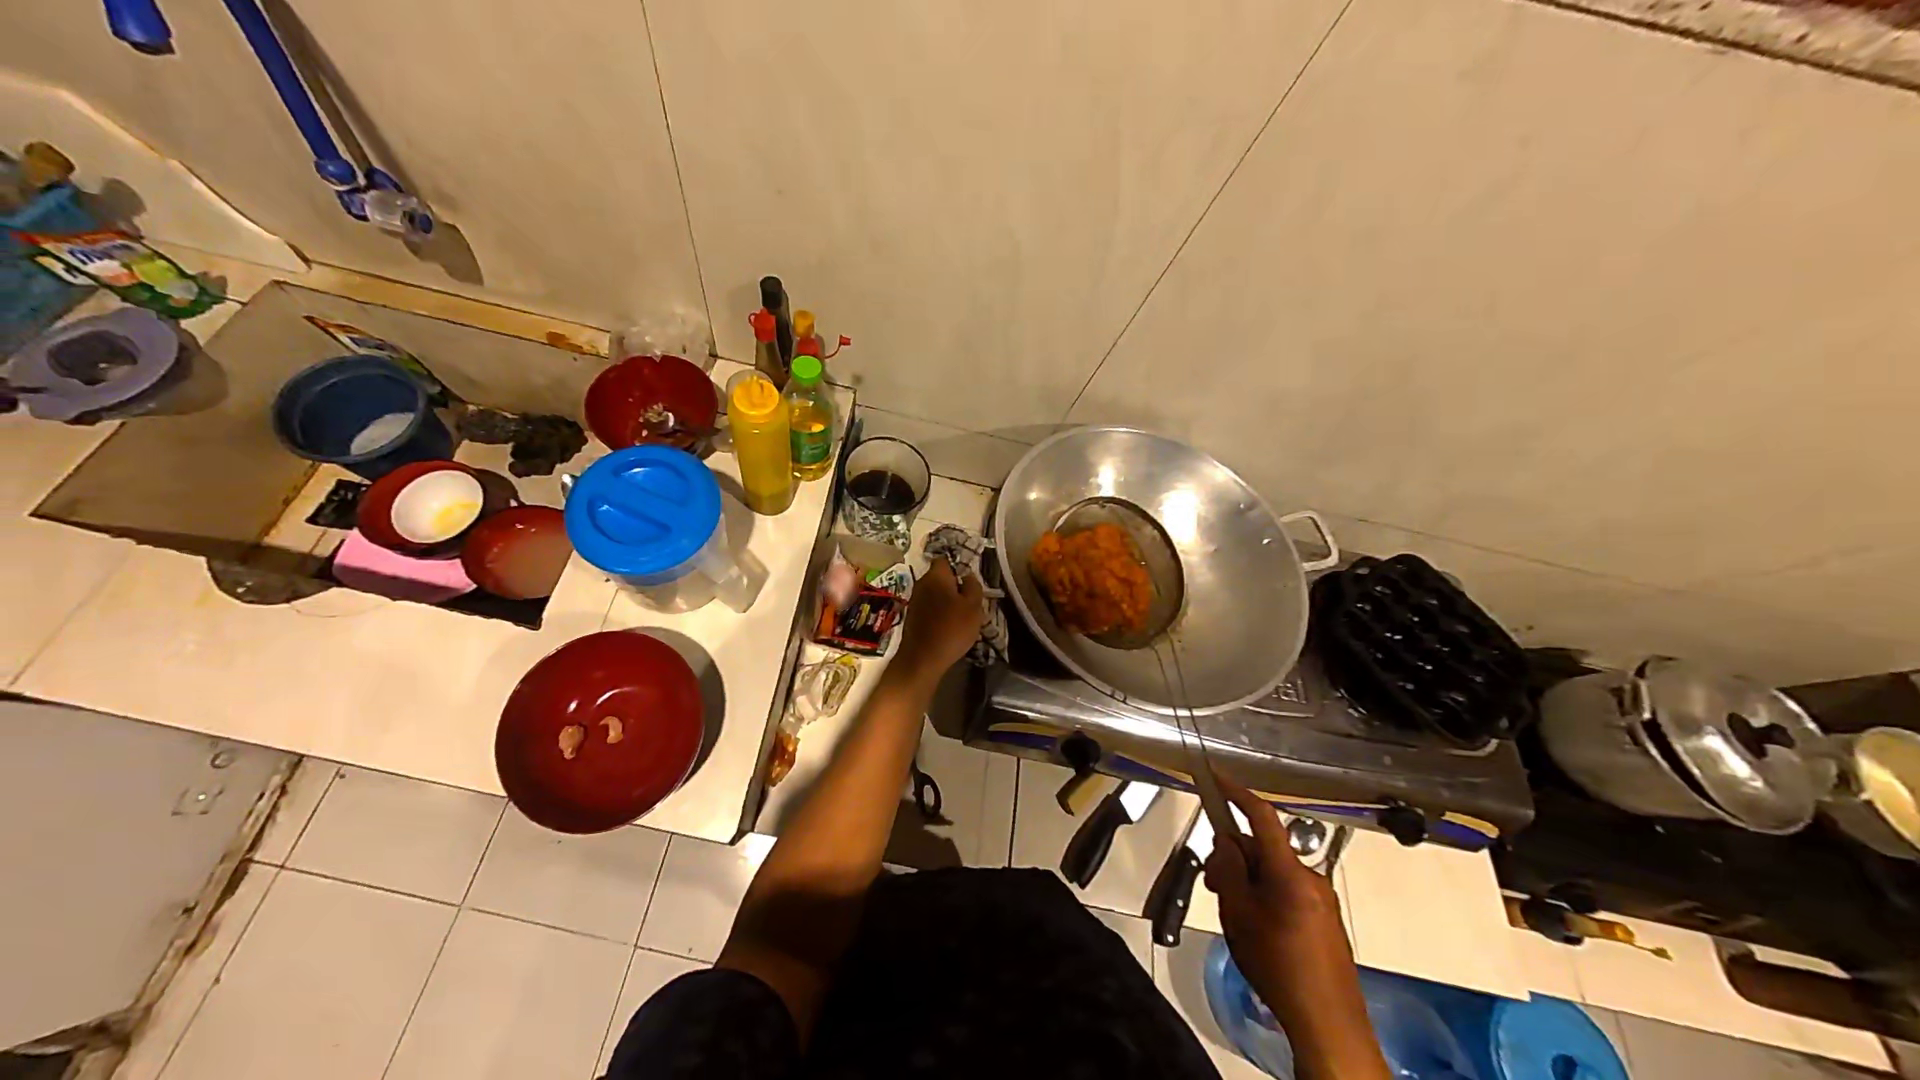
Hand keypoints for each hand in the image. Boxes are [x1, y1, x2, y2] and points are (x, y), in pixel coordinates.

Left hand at [893, 559, 985, 679]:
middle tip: (969, 600)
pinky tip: (948, 626)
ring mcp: (914, 600)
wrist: (922, 659)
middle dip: (954, 585)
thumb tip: (967, 575)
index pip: (945, 559)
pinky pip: (929, 607)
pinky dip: (938, 612)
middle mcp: (921, 583)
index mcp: (936, 576)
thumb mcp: (973, 606)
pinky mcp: (912, 616)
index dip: (958, 566)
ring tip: (960, 615)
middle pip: (940, 577)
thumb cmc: (951, 629)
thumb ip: (973, 586)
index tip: (969, 579)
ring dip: (946, 600)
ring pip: (935, 593)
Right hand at [1203, 778, 1351, 1009]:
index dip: (1238, 793)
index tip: (1217, 777)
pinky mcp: (1325, 917)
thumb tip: (1227, 841)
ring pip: (1273, 870)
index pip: (1262, 817)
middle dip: (1234, 856)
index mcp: (1289, 872)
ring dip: (1247, 880)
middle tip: (1212, 884)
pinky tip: (1254, 926)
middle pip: (1263, 847)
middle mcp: (1310, 876)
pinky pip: (1287, 890)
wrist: (1327, 1024)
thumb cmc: (1277, 966)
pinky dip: (1264, 895)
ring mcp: (1321, 897)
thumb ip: (1228, 870)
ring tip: (1232, 914)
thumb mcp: (1238, 915)